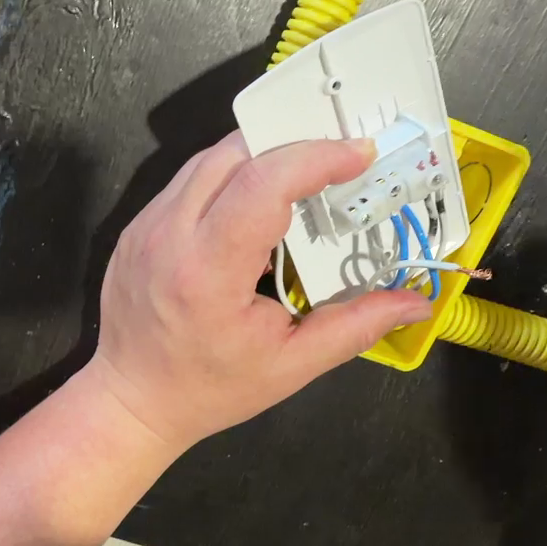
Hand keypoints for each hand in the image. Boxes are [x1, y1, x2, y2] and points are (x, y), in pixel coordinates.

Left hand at [81, 131, 433, 453]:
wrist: (131, 400)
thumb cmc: (209, 389)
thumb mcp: (289, 367)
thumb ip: (354, 327)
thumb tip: (415, 302)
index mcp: (207, 273)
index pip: (261, 186)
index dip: (315, 158)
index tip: (356, 154)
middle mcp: (168, 236)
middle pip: (234, 155)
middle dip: (291, 146)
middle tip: (336, 162)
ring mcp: (145, 226)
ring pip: (208, 159)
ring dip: (259, 156)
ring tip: (301, 178)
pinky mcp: (138, 227)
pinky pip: (188, 180)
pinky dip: (228, 176)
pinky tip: (254, 202)